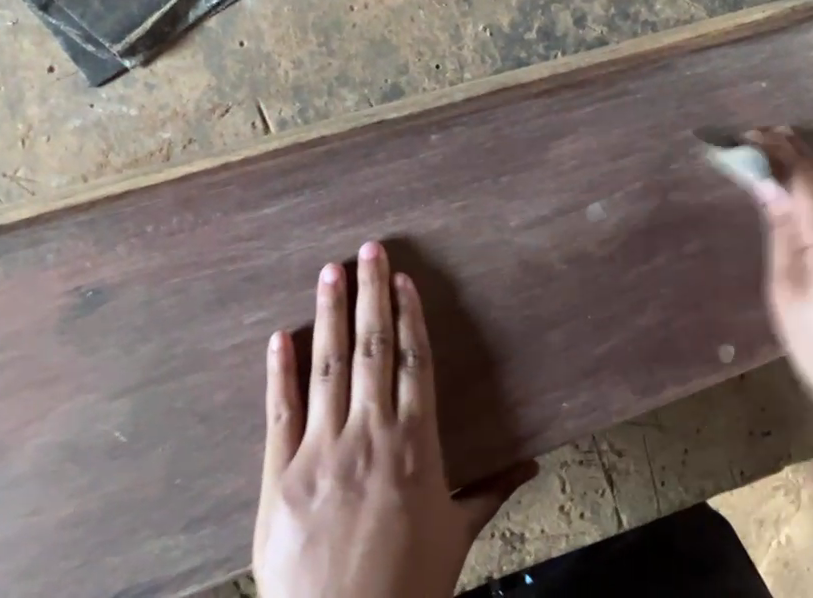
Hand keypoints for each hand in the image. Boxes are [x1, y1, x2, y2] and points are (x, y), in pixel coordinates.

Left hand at [253, 241, 536, 597]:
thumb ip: (491, 491)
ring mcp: (321, 451)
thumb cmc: (407, 586)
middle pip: (373, 348)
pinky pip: (280, 412)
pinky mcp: (280, 475)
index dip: (408, 315)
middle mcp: (369, 435)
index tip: (403, 279)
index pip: (413, 361)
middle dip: (370, 294)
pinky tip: (281, 337)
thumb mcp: (456, 536)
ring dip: (329, 314)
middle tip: (368, 249)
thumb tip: (532, 465)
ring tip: (329, 272)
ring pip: (328, 366)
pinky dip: (280, 372)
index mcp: (415, 445)